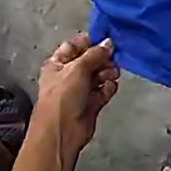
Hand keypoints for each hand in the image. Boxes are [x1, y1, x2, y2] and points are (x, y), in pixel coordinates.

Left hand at [36, 33, 120, 154]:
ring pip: (101, 73)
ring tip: (110, 76)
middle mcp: (69, 75)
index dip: (90, 41)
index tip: (107, 39)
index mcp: (58, 64)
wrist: (62, 131)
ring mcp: (81, 89)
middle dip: (103, 59)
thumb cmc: (63, 97)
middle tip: (111, 60)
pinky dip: (109, 87)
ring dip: (108, 73)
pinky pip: (105, 89)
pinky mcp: (92, 101)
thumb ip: (95, 53)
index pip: (75, 45)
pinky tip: (109, 88)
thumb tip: (109, 42)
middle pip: (92, 59)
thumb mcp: (77, 69)